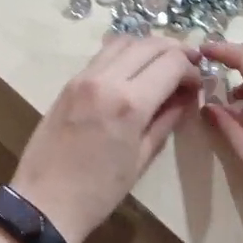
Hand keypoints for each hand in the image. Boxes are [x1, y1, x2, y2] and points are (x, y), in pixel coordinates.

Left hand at [10, 36, 200, 242]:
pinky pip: (104, 53)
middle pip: (149, 44)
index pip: (171, 62)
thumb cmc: (99, 191)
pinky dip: (125, 53)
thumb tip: (185, 96)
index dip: (191, 69)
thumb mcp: (142, 158)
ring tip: (162, 65)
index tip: (197, 83)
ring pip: (125, 40)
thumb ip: (166, 120)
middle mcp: (107, 79)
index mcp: (129, 103)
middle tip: (188, 67)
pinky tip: (134, 70)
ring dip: (149, 47)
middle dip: (174, 51)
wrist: (44, 201)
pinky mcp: (70, 80)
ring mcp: (84, 76)